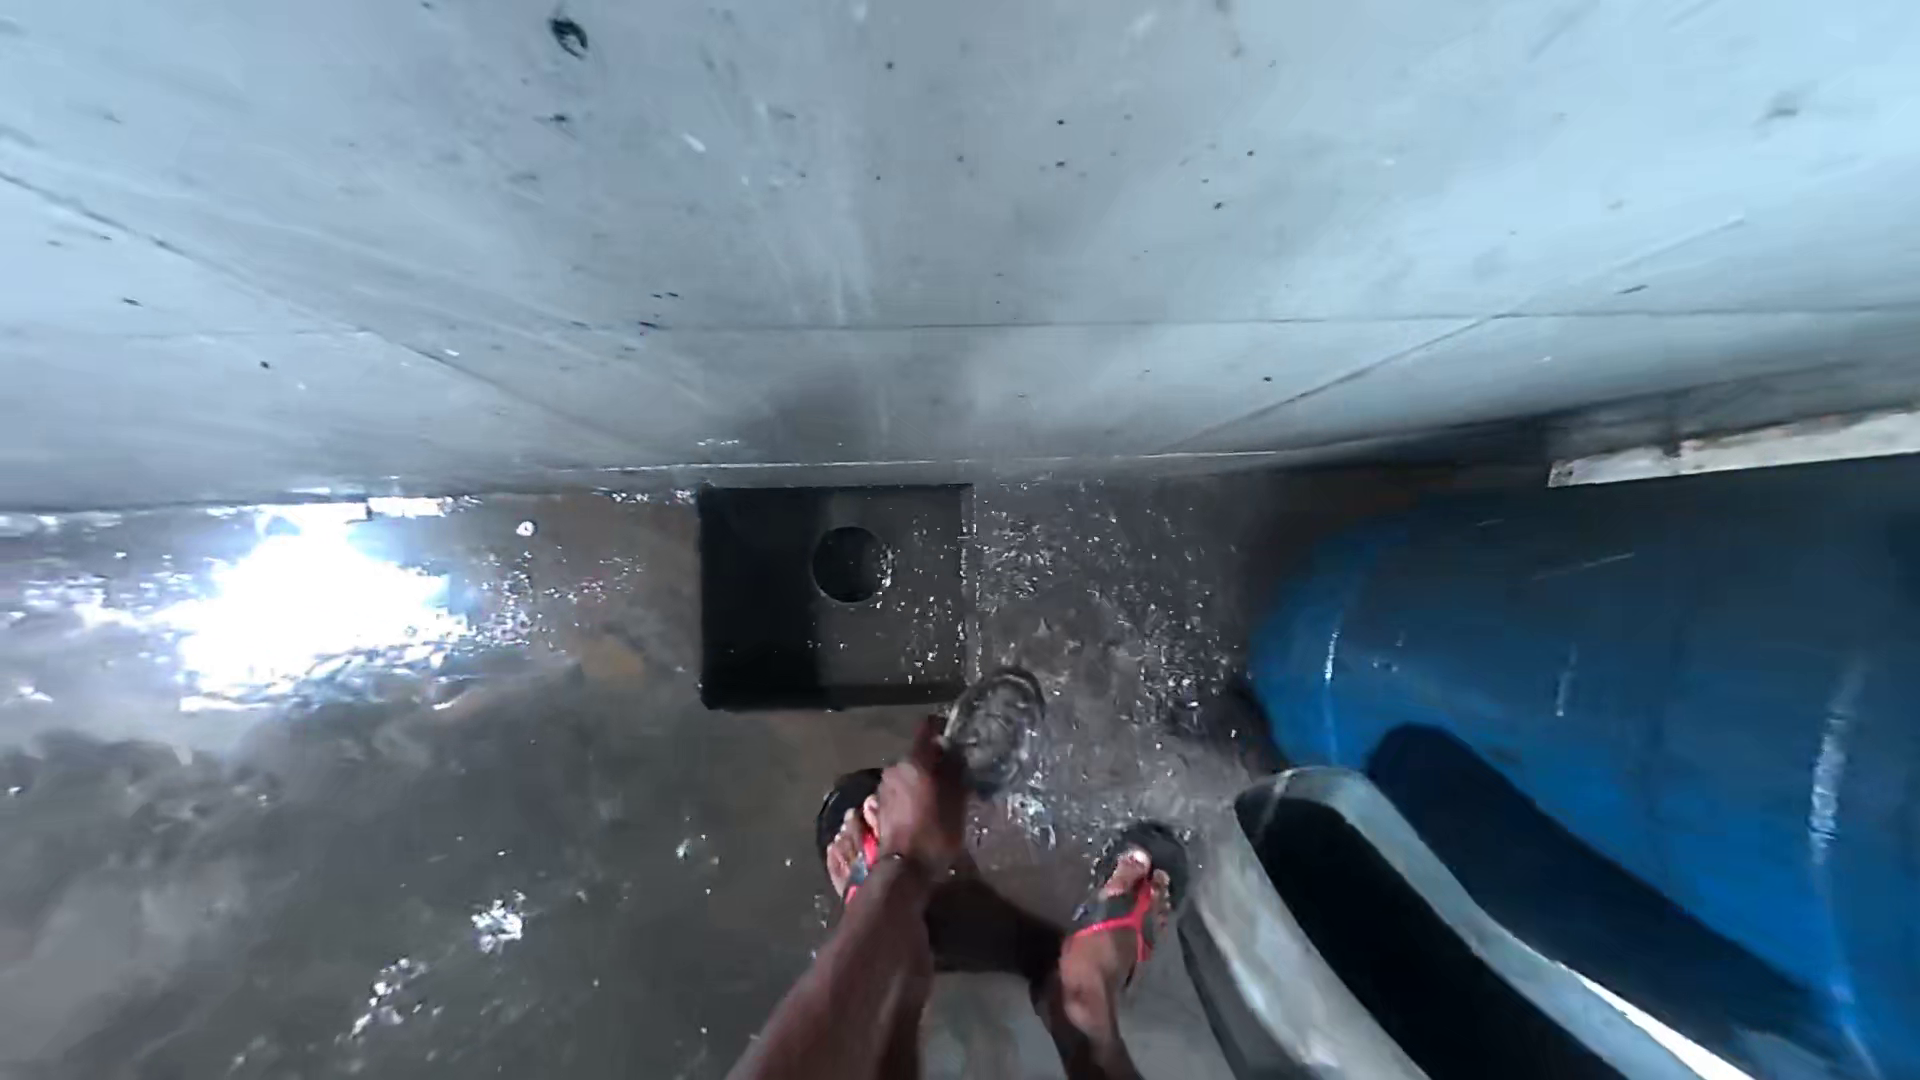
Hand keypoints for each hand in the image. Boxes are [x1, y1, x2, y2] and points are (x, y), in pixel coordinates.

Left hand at [876, 716, 967, 874]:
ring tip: (937, 793)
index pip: (925, 728)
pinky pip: (898, 789)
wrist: (903, 870)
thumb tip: (952, 751)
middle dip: (932, 760)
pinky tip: (922, 808)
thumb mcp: (956, 801)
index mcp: (914, 761)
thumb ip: (954, 771)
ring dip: (920, 778)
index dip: (939, 727)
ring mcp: (883, 787)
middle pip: (916, 754)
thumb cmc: (935, 833)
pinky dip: (910, 792)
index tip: (952, 734)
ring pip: (906, 772)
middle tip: (951, 772)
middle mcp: (894, 768)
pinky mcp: (878, 805)